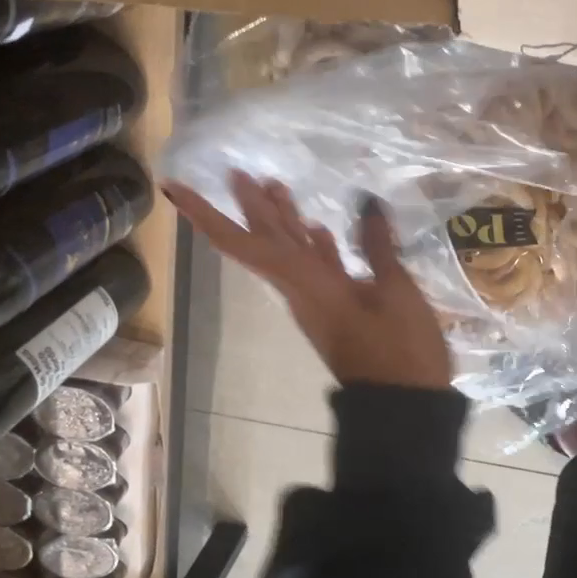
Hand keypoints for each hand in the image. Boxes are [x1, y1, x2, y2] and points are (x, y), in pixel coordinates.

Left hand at [164, 173, 451, 390]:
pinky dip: (315, 249)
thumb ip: (379, 247)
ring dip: (282, 225)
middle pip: (265, 245)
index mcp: (308, 284)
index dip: (207, 214)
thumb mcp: (397, 294)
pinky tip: (323, 233)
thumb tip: (366, 204)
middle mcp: (302, 291)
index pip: (245, 243)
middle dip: (251, 209)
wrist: (403, 404)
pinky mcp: (338, 314)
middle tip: (242, 173)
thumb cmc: (400, 348)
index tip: (173, 185)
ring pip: (289, 257)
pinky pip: (315, 273)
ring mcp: (320, 304)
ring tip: (279, 189)